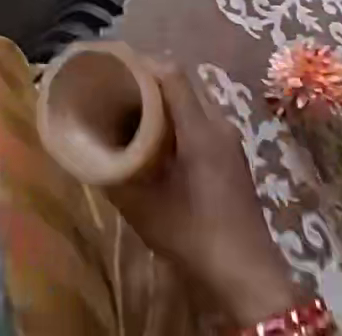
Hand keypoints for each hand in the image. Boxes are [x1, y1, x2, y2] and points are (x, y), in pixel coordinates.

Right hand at [105, 60, 306, 322]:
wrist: (250, 278)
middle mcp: (219, 124)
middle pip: (182, 82)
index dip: (141, 63)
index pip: (171, 73)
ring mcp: (230, 139)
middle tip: (117, 90)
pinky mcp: (233, 155)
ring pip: (193, 100)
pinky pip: (202, 118)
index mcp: (200, 130)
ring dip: (165, 99)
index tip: (114, 67)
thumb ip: (116, 174)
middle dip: (149, 80)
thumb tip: (91, 147)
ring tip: (133, 112)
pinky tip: (160, 140)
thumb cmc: (195, 238)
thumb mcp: (144, 209)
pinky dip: (178, 116)